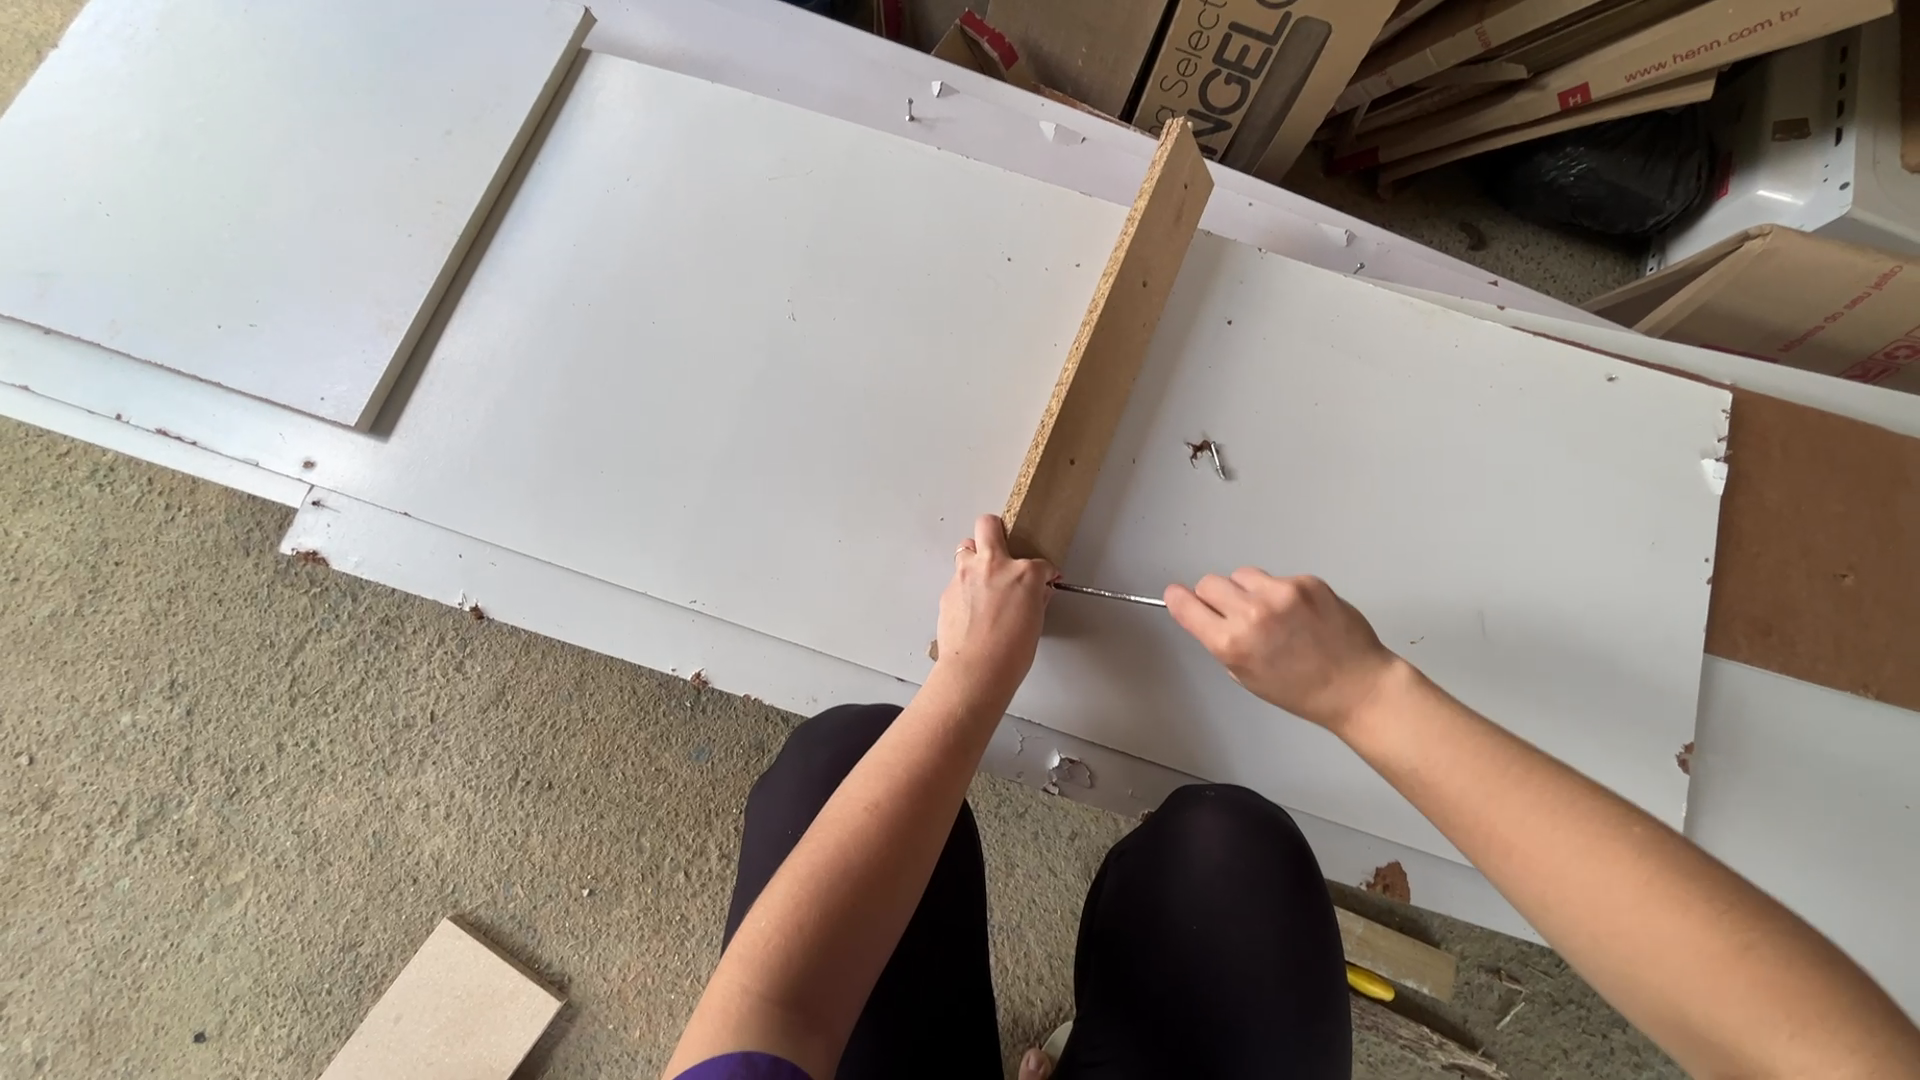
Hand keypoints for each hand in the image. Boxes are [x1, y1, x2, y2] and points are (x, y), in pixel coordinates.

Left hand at [934, 515, 1055, 704]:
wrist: (976, 670)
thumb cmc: (1008, 653)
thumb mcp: (1035, 623)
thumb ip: (1036, 599)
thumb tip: (1036, 592)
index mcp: (1022, 573)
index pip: (1040, 563)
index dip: (1044, 573)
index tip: (1045, 580)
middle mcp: (992, 566)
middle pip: (989, 525)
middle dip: (996, 530)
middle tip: (1002, 543)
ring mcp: (966, 575)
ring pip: (966, 548)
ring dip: (974, 556)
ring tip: (982, 574)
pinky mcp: (948, 590)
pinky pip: (956, 578)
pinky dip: (964, 586)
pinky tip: (971, 604)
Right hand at [1165, 569, 1398, 732]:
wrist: (1356, 685)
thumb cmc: (1301, 690)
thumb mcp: (1245, 676)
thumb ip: (1222, 643)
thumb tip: (1209, 616)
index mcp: (1230, 643)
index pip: (1185, 605)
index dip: (1179, 599)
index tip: (1178, 596)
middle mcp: (1251, 614)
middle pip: (1209, 583)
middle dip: (1215, 596)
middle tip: (1232, 611)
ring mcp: (1281, 594)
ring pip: (1242, 575)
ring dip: (1247, 589)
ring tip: (1270, 612)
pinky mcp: (1306, 582)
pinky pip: (1277, 578)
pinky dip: (1280, 592)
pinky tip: (1298, 614)